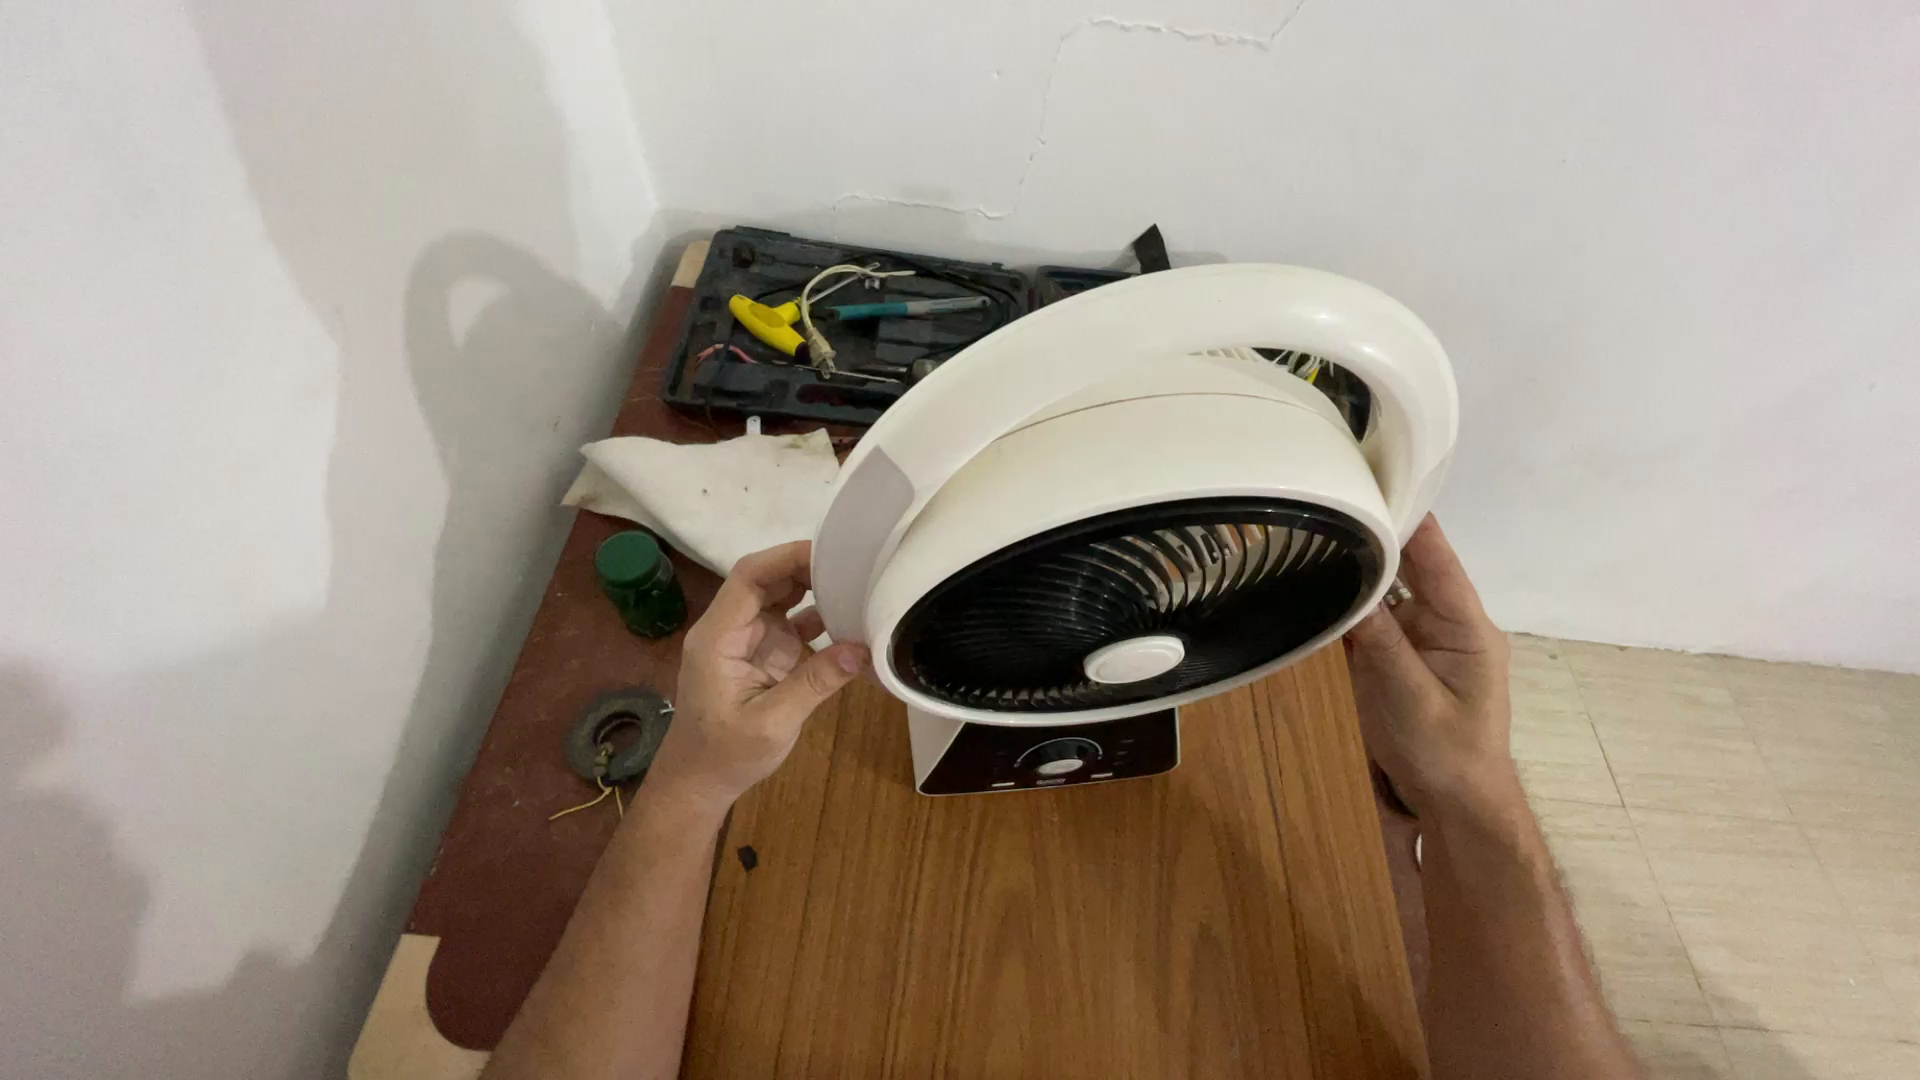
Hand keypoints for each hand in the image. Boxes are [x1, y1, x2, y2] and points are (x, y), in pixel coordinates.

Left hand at [647, 541, 868, 811]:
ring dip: (816, 590)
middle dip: (807, 568)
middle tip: (854, 567)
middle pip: (767, 580)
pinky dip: (821, 619)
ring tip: (858, 586)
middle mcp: (732, 628)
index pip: (749, 577)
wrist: (699, 783)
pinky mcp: (766, 654)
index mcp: (718, 636)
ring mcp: (749, 640)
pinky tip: (852, 620)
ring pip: (781, 597)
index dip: (785, 558)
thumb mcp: (771, 723)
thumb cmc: (724, 755)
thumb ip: (814, 683)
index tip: (829, 553)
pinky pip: (794, 623)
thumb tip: (862, 650)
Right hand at [1343, 516, 1516, 817]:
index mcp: (1464, 628)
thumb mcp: (1412, 697)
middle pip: (1409, 569)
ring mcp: (1414, 640)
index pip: (1438, 562)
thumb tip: (1350, 591)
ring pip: (1382, 593)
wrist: (1449, 802)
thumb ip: (1381, 643)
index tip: (1382, 483)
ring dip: (1354, 568)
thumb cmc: (1446, 752)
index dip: (1413, 523)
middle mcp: (1441, 624)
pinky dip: (1342, 604)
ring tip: (1316, 534)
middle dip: (1376, 535)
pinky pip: (1365, 621)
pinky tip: (1313, 585)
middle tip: (1335, 500)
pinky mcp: (1390, 658)